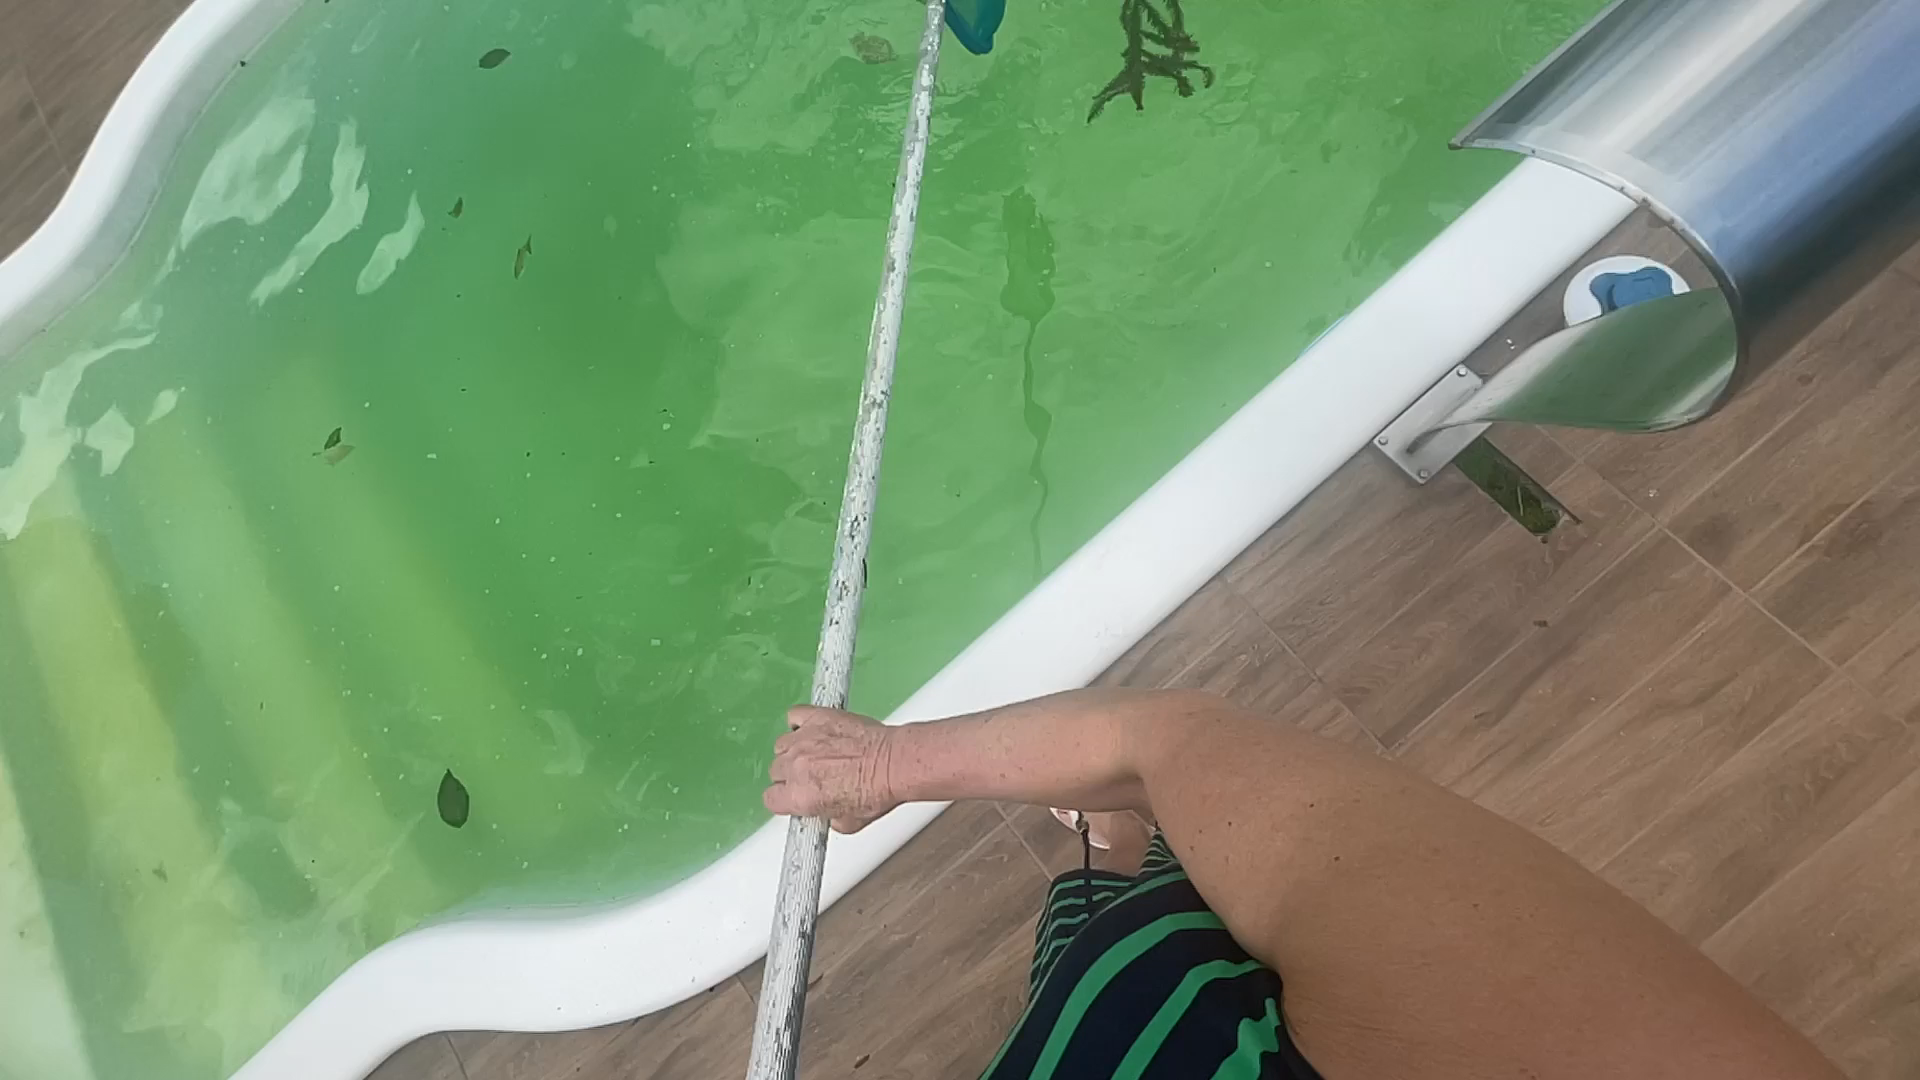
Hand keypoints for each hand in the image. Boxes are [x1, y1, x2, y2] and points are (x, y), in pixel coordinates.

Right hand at [764, 705, 898, 832]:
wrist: (893, 763)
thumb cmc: (878, 789)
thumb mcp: (848, 823)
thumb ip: (825, 816)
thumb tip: (824, 810)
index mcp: (799, 796)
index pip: (771, 798)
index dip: (785, 798)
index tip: (795, 795)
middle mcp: (796, 767)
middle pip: (777, 770)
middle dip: (793, 774)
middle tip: (813, 774)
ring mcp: (804, 739)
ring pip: (783, 744)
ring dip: (796, 749)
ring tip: (818, 752)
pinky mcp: (817, 717)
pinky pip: (794, 715)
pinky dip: (800, 721)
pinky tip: (814, 729)